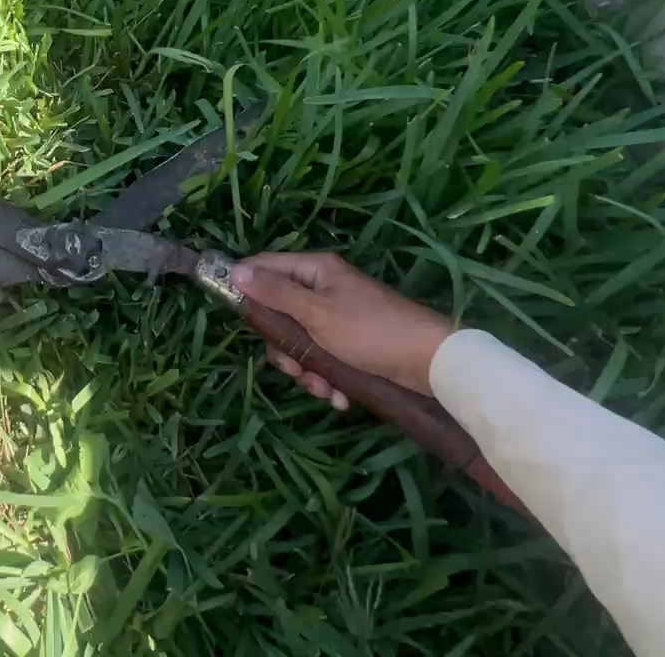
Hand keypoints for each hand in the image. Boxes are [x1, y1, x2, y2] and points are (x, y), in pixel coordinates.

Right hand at [230, 252, 454, 407]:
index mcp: (315, 270)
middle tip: (293, 369)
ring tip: (324, 390)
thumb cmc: (369, 331)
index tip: (234, 314)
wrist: (430, 363)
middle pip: (279, 312)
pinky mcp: (349, 343)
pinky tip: (339, 397)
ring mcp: (336, 316)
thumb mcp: (315, 313)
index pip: (265, 266)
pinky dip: (327, 378)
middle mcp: (323, 288)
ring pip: (299, 341)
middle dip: (283, 348)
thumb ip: (275, 293)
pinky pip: (322, 357)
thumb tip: (234, 271)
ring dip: (306, 370)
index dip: (246, 287)